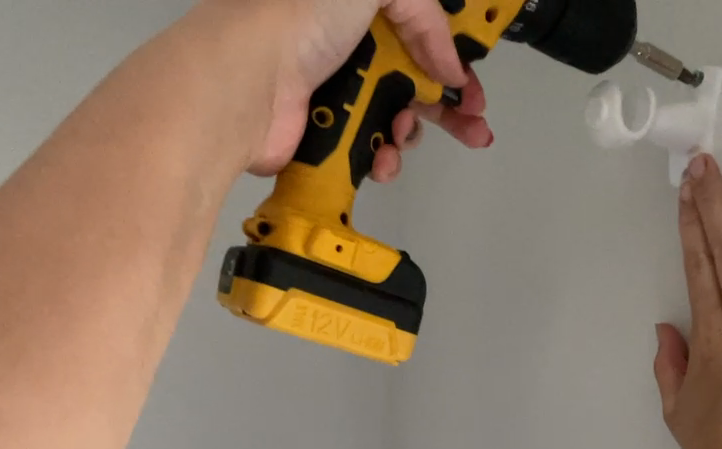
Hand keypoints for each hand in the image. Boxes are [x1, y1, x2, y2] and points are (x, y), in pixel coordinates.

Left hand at [212, 0, 494, 177]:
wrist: (245, 83)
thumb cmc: (297, 17)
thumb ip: (422, 11)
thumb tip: (449, 65)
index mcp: (360, 9)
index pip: (420, 30)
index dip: (453, 55)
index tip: (474, 82)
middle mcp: (350, 47)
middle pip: (415, 80)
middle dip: (450, 107)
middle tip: (476, 131)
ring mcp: (338, 95)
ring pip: (395, 121)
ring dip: (412, 135)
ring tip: (406, 138)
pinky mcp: (327, 137)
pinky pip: (370, 152)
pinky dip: (383, 159)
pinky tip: (383, 160)